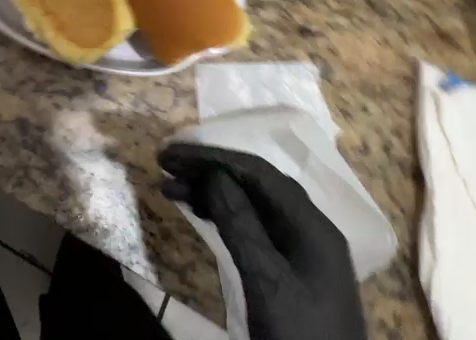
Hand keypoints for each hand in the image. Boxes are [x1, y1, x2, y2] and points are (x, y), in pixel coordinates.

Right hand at [159, 143, 367, 339]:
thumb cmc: (299, 336)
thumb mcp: (266, 281)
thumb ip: (241, 224)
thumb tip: (213, 174)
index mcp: (311, 224)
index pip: (258, 172)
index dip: (213, 157)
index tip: (172, 155)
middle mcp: (308, 228)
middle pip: (255, 185)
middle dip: (209, 170)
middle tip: (164, 166)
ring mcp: (300, 251)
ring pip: (252, 206)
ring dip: (212, 192)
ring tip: (170, 188)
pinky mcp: (289, 272)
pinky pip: (253, 229)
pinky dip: (223, 217)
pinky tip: (199, 213)